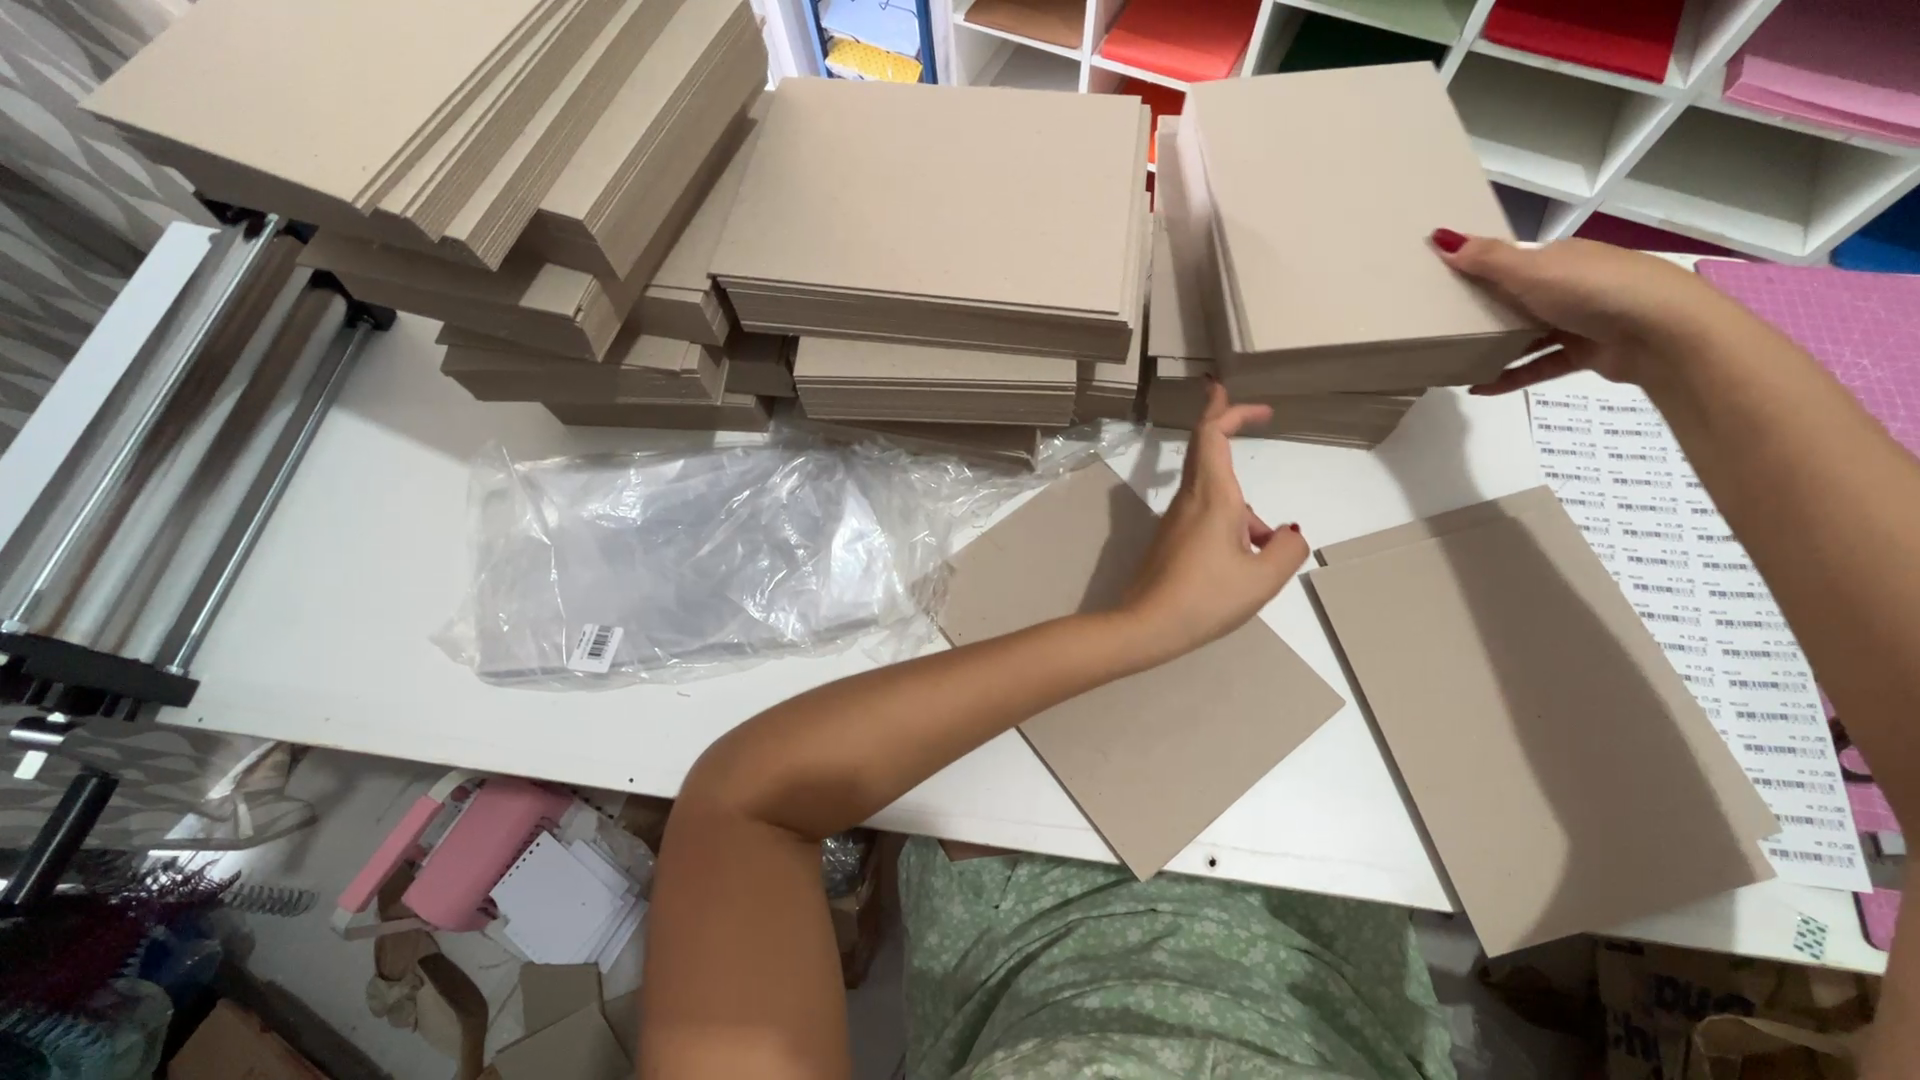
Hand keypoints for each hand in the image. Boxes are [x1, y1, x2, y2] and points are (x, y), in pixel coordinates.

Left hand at [1121, 382, 1307, 654]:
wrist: (1145, 627)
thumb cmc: (1205, 599)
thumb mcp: (1262, 578)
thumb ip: (1288, 550)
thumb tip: (1289, 534)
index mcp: (1212, 497)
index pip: (1212, 435)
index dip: (1228, 410)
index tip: (1245, 399)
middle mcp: (1190, 502)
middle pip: (1208, 453)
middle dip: (1228, 429)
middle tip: (1255, 416)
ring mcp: (1176, 522)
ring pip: (1215, 495)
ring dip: (1244, 508)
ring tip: (1267, 553)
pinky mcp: (1170, 543)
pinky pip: (1206, 519)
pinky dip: (1232, 526)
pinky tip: (1244, 568)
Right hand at [1429, 231, 1739, 395]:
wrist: (1663, 332)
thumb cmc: (1594, 291)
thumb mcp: (1531, 270)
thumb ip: (1486, 259)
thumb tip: (1439, 236)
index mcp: (1561, 257)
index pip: (1514, 260)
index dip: (1481, 268)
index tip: (1445, 284)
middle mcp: (1572, 284)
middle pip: (1519, 297)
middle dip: (1485, 311)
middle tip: (1442, 325)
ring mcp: (1582, 319)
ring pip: (1529, 333)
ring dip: (1496, 347)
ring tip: (1457, 359)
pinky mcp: (1587, 352)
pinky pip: (1540, 365)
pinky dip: (1512, 375)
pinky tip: (1481, 387)